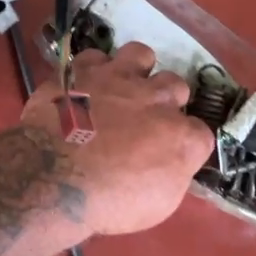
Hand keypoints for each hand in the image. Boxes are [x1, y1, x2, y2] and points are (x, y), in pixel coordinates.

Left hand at [19, 42, 213, 236]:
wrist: (55, 175)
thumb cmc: (110, 202)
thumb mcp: (158, 201)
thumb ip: (171, 169)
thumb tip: (167, 157)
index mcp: (181, 137)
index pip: (199, 131)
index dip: (184, 139)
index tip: (170, 147)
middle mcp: (155, 100)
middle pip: (175, 85)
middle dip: (166, 98)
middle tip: (148, 114)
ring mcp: (116, 79)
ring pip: (139, 53)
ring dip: (136, 68)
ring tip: (125, 84)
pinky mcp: (80, 70)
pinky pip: (94, 56)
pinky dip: (93, 68)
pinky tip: (87, 82)